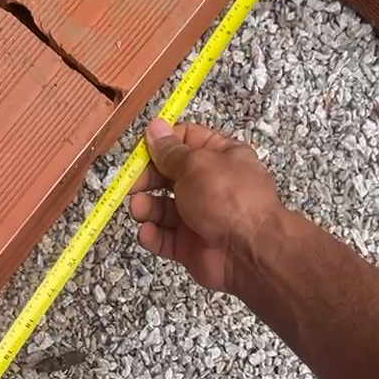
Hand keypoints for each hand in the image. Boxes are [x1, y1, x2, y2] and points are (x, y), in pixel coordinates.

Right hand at [127, 118, 285, 293]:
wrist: (247, 250)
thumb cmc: (228, 198)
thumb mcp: (196, 164)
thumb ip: (170, 152)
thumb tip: (154, 128)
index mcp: (218, 157)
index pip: (185, 141)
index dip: (161, 144)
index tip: (140, 151)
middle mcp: (209, 186)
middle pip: (169, 176)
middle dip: (147, 179)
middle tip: (131, 184)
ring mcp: (198, 218)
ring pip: (163, 210)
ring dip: (147, 208)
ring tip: (139, 210)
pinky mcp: (189, 247)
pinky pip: (164, 239)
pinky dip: (153, 236)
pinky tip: (147, 232)